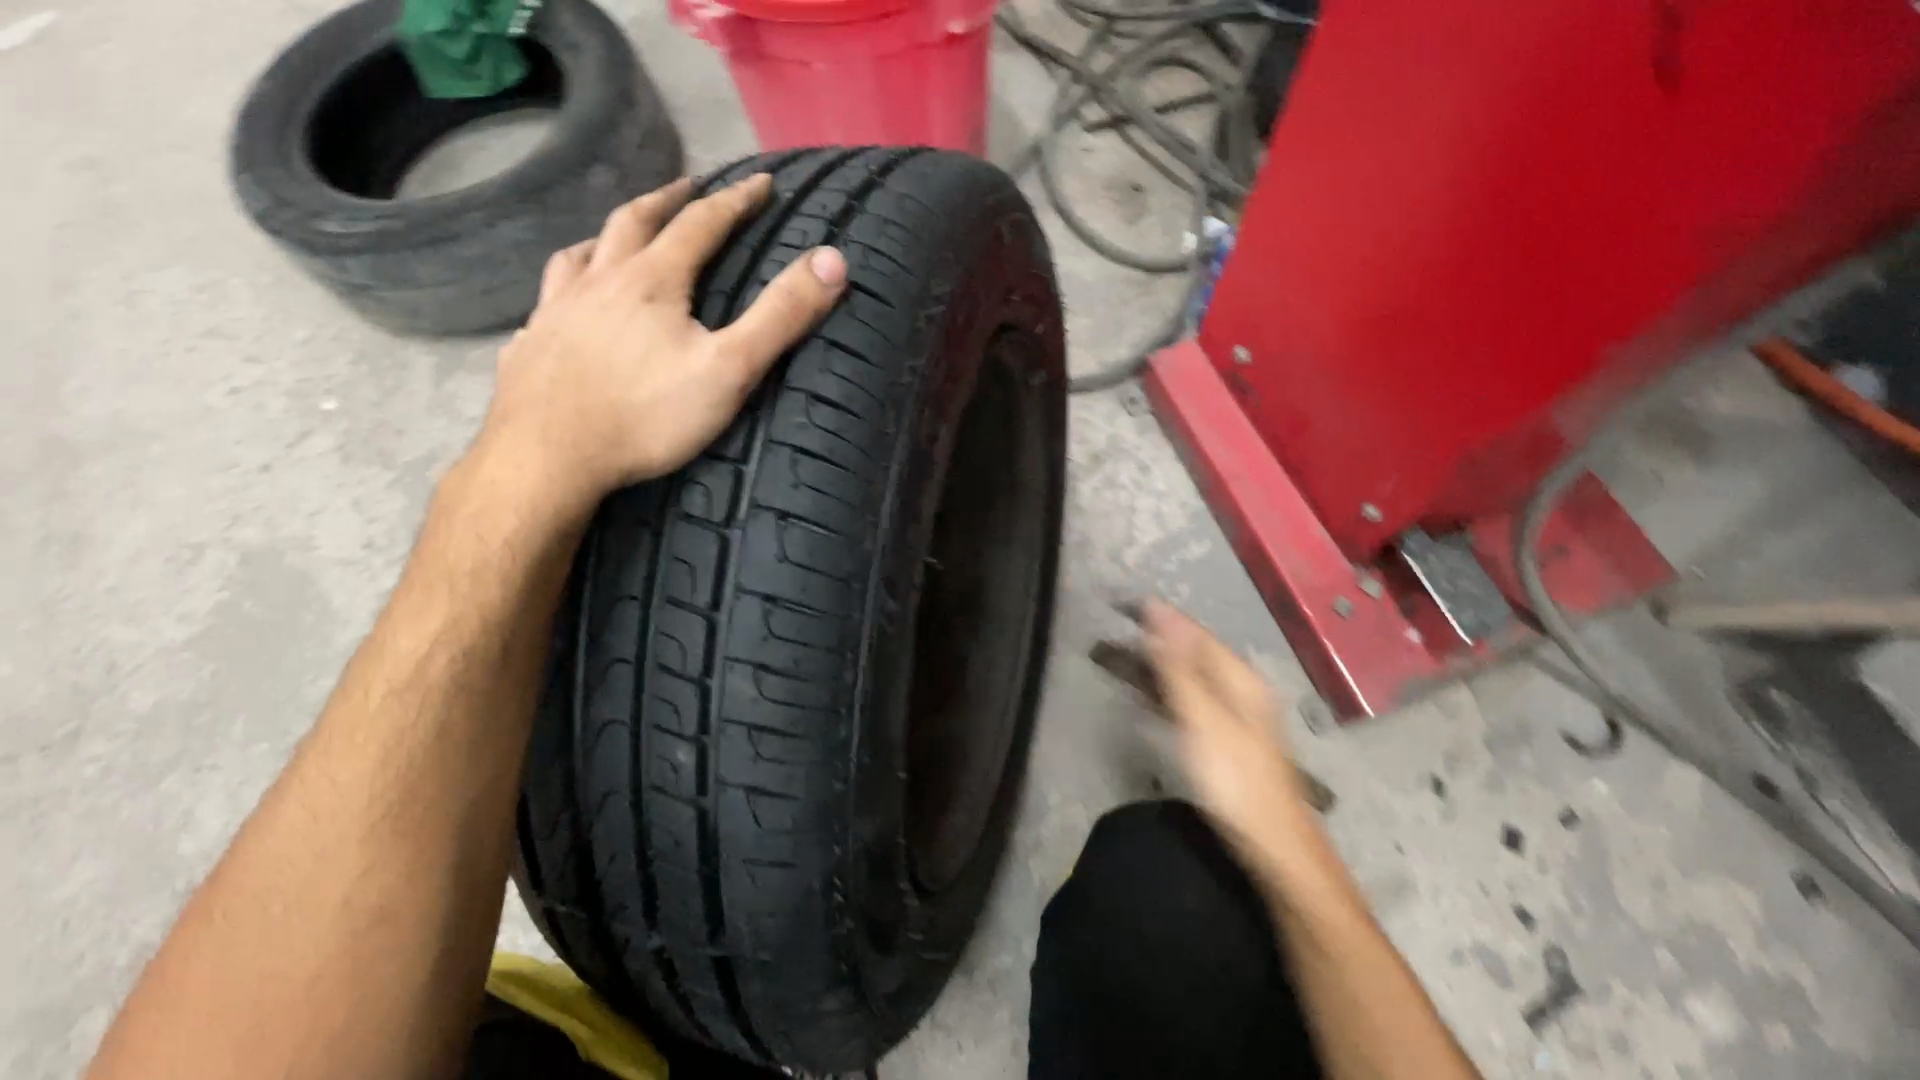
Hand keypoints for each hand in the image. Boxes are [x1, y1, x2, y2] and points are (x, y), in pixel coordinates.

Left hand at [474, 174, 847, 506]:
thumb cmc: (646, 416)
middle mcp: (600, 281)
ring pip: (580, 253)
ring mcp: (556, 310)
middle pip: (633, 221)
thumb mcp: (730, 369)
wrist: (548, 458)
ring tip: (618, 234)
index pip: (702, 224)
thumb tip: (833, 260)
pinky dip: (564, 287)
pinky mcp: (529, 344)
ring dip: (606, 234)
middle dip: (667, 200)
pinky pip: (546, 300)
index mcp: (653, 281)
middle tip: (688, 186)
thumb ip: (780, 316)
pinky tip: (563, 304)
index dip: (735, 200)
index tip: (760, 182)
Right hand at [1141, 601, 1314, 870]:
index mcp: (1239, 679)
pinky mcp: (1226, 738)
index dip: (1161, 616)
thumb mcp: (1203, 722)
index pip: (1194, 633)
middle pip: (1192, 652)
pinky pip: (1189, 699)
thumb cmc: (1237, 782)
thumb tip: (1160, 618)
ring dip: (1156, 665)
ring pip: (1190, 676)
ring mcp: (1235, 714)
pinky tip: (1146, 697)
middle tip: (1114, 631)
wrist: (1274, 844)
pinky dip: (1165, 691)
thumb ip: (1179, 670)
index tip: (1125, 601)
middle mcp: (1241, 689)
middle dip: (1154, 638)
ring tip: (1119, 658)